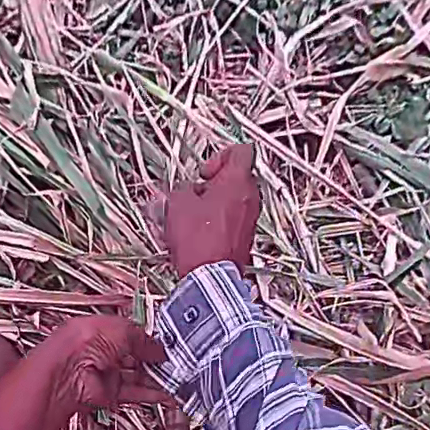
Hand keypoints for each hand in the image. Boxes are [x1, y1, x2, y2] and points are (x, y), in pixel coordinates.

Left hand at [33, 312, 173, 420]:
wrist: (67, 372)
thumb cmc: (86, 342)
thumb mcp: (122, 331)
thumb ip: (144, 340)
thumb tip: (160, 348)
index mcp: (103, 329)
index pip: (131, 334)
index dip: (149, 339)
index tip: (168, 344)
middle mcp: (103, 351)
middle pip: (136, 357)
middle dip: (155, 360)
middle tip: (176, 362)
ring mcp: (106, 373)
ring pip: (137, 376)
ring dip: (156, 378)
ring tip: (177, 379)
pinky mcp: (108, 394)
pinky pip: (134, 393)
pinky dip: (151, 394)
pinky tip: (168, 394)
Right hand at [162, 143, 260, 278]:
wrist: (210, 277)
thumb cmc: (198, 239)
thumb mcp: (177, 205)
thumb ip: (181, 190)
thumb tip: (183, 192)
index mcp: (238, 180)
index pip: (240, 151)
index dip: (219, 157)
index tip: (204, 173)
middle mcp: (251, 197)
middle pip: (235, 179)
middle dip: (213, 186)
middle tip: (195, 198)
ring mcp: (251, 220)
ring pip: (233, 202)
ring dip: (214, 207)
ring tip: (193, 220)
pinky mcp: (246, 240)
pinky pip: (233, 224)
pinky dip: (218, 225)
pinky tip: (199, 237)